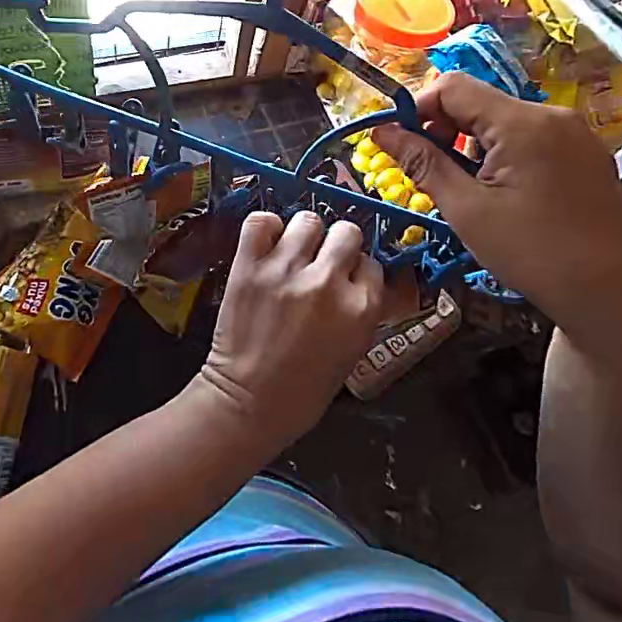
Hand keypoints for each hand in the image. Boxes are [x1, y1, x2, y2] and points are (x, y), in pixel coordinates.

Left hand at [185, 211, 386, 451]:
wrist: (249, 401)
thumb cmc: (304, 389)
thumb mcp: (352, 351)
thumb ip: (362, 310)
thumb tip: (365, 279)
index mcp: (361, 308)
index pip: (372, 264)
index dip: (358, 270)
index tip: (346, 278)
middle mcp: (326, 282)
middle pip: (346, 232)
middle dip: (338, 245)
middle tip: (322, 261)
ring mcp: (285, 270)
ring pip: (307, 220)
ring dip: (304, 234)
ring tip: (294, 253)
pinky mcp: (249, 266)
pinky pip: (261, 221)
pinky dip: (266, 226)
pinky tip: (268, 243)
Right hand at [373, 74, 621, 333]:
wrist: (612, 297)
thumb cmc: (531, 252)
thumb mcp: (466, 208)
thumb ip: (422, 162)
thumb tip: (381, 131)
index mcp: (522, 122)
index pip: (452, 86)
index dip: (417, 108)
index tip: (400, 144)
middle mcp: (552, 115)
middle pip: (477, 101)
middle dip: (442, 128)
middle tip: (427, 171)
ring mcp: (574, 134)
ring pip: (501, 119)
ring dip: (468, 142)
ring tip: (462, 186)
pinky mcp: (584, 155)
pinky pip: (528, 137)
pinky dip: (499, 152)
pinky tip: (497, 191)